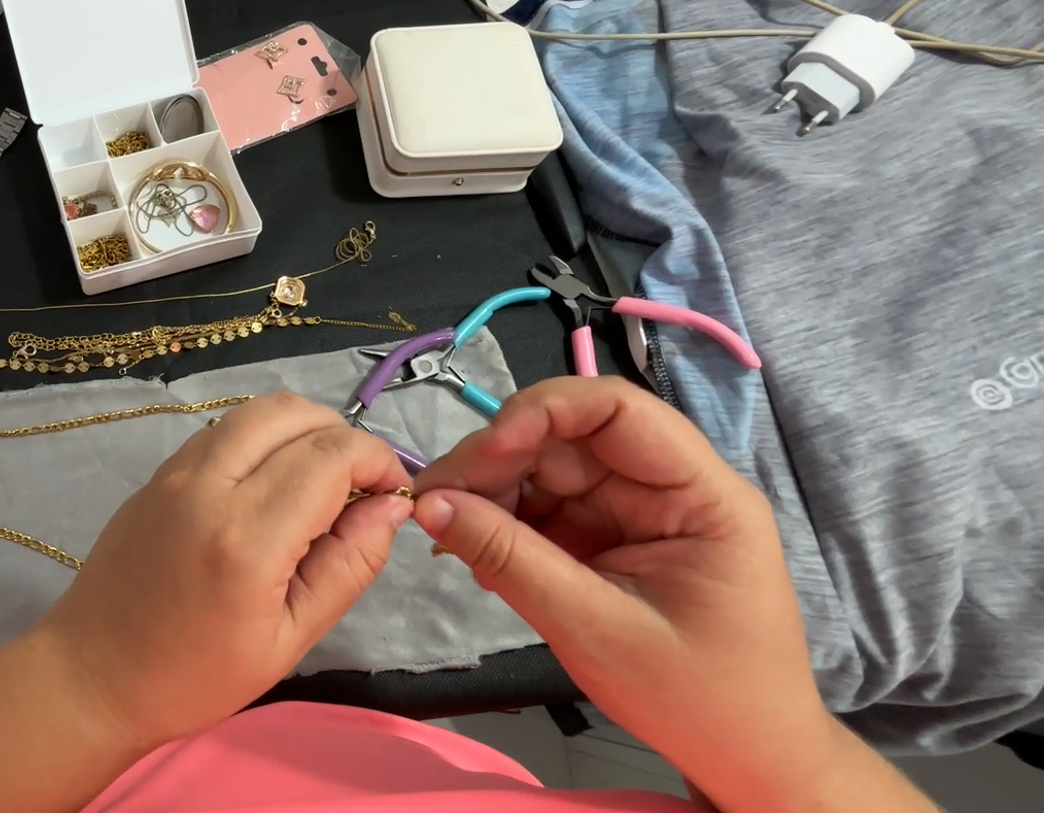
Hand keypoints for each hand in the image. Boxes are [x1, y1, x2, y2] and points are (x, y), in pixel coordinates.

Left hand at [39, 390, 413, 746]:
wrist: (94, 671)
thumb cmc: (196, 676)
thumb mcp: (290, 640)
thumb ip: (348, 566)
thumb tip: (391, 508)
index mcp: (247, 536)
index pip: (330, 456)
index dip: (376, 459)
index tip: (393, 490)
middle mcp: (208, 484)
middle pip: (292, 413)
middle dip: (342, 434)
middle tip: (358, 483)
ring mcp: (175, 471)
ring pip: (254, 410)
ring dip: (300, 427)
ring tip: (319, 477)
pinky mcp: (157, 472)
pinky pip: (221, 428)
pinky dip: (260, 435)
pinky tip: (269, 478)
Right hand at [408, 377, 836, 798]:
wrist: (740, 758)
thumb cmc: (694, 697)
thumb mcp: (595, 629)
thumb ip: (509, 559)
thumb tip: (427, 504)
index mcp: (699, 495)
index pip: (617, 409)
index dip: (543, 412)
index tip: (487, 452)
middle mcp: (660, 483)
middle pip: (560, 436)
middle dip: (493, 461)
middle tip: (433, 502)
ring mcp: (626, 504)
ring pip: (535, 464)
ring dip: (484, 491)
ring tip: (448, 535)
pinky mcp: (597, 527)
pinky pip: (532, 500)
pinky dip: (493, 518)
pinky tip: (472, 550)